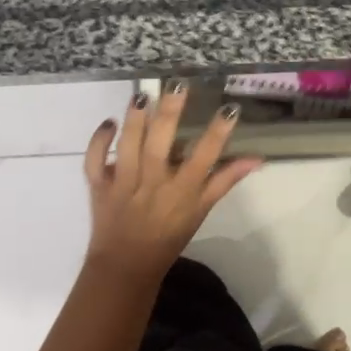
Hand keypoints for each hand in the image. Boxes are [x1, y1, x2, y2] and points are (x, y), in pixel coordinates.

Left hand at [81, 83, 262, 283]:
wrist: (127, 266)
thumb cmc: (169, 237)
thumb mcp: (201, 211)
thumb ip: (225, 180)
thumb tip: (256, 158)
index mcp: (182, 191)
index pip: (205, 156)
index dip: (218, 132)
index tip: (229, 108)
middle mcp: (153, 184)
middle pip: (161, 144)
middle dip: (169, 113)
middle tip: (177, 84)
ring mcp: (124, 184)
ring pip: (128, 147)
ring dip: (134, 120)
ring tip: (141, 96)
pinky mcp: (100, 186)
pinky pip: (95, 161)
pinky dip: (98, 141)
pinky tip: (109, 122)